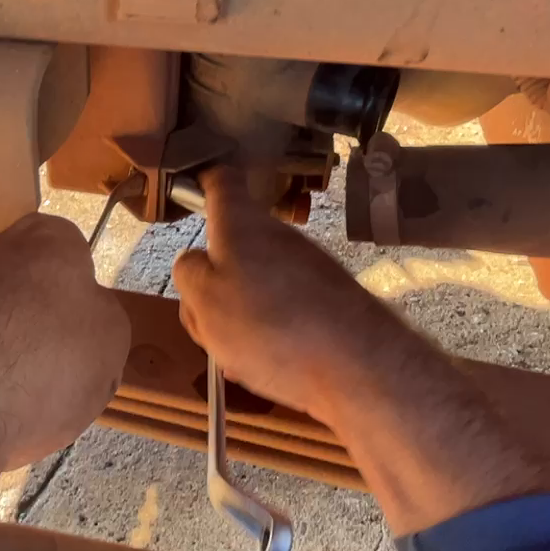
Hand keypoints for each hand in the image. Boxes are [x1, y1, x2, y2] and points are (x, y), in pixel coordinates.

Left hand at [0, 213, 129, 550]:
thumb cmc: (43, 367)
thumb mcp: (110, 343)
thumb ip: (99, 316)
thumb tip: (83, 312)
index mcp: (43, 239)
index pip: (67, 248)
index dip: (74, 293)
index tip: (77, 333)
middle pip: (16, 279)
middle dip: (27, 317)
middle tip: (43, 368)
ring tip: (1, 399)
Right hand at [171, 167, 433, 425]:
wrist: (360, 368)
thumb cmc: (270, 327)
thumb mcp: (203, 301)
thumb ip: (189, 273)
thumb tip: (195, 261)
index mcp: (242, 225)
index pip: (222, 182)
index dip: (204, 182)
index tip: (193, 187)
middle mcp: (278, 236)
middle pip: (232, 247)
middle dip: (213, 282)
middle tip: (207, 320)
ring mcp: (307, 268)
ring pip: (254, 284)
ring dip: (240, 315)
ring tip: (241, 354)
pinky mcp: (328, 302)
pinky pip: (283, 311)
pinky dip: (270, 334)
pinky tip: (272, 366)